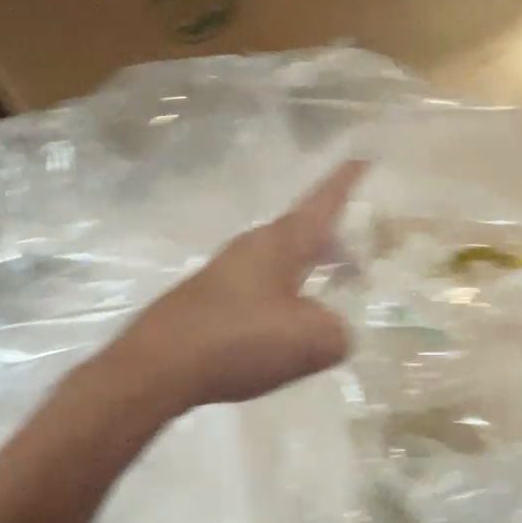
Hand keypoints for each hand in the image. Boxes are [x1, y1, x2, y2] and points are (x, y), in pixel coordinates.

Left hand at [114, 160, 368, 410]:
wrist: (157, 367)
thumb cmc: (239, 339)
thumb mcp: (313, 339)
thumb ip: (340, 330)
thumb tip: (336, 330)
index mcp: (281, 243)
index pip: (323, 201)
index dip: (347, 180)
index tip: (364, 156)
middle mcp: (252, 248)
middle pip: (303, 233)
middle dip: (335, 242)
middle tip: (361, 257)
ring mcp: (226, 274)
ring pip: (281, 262)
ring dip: (309, 272)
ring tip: (332, 294)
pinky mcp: (209, 303)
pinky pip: (262, 289)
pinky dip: (286, 298)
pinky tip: (289, 328)